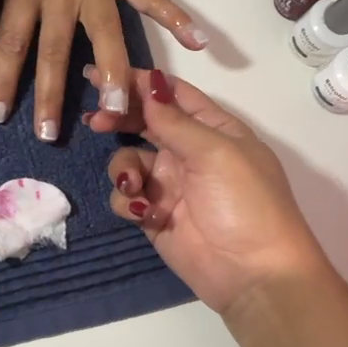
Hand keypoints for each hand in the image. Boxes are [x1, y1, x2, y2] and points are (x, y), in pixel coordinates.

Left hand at [0, 0, 204, 142]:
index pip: (11, 44)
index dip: (4, 81)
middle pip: (55, 52)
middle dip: (51, 96)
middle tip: (49, 135)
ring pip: (107, 36)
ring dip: (114, 73)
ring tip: (120, 108)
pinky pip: (153, 0)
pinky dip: (176, 18)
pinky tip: (199, 42)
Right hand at [92, 67, 327, 313]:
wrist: (253, 274)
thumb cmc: (245, 203)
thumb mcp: (214, 152)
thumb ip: (174, 120)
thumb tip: (147, 84)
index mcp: (214, 129)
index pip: (172, 95)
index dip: (140, 83)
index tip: (102, 73)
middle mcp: (190, 152)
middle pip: (145, 124)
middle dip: (119, 120)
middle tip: (95, 120)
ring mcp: (170, 185)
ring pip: (128, 162)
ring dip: (123, 169)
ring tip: (132, 187)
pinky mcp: (153, 216)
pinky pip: (126, 198)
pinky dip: (127, 202)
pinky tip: (141, 212)